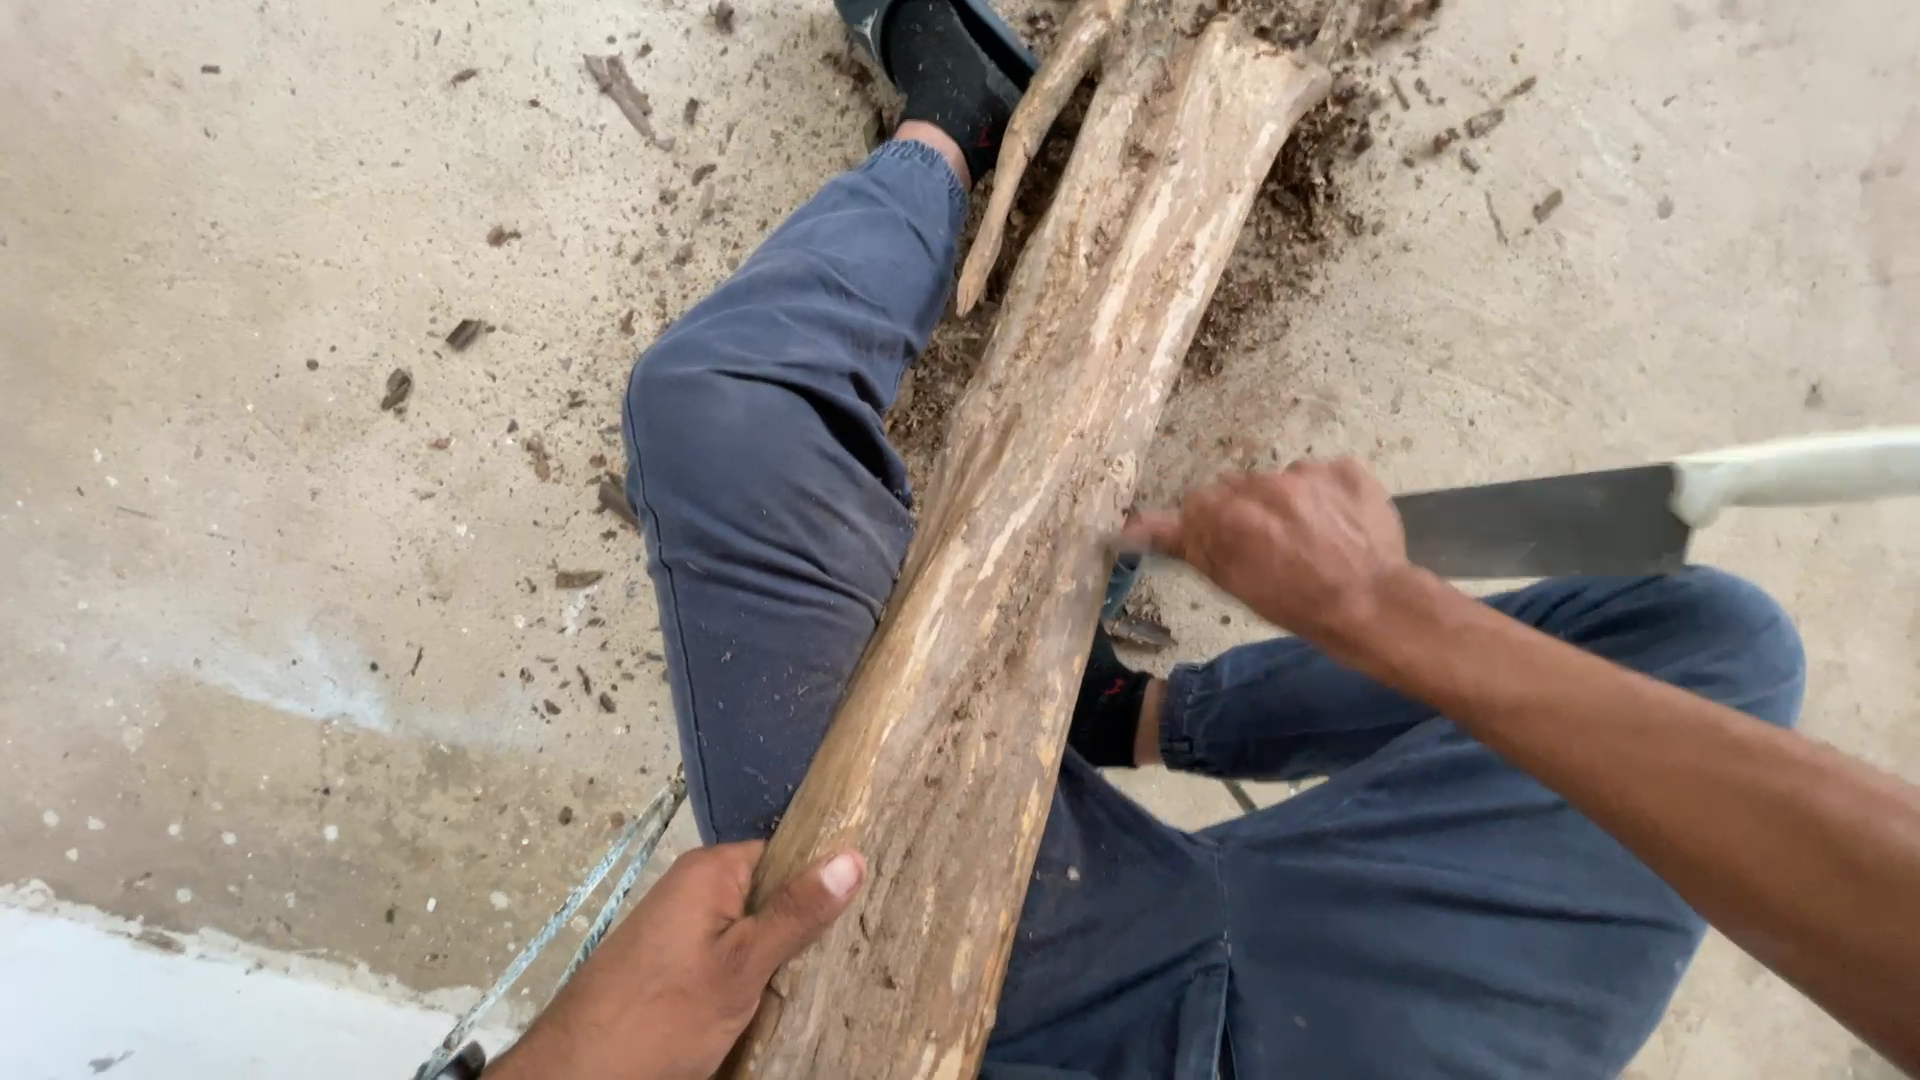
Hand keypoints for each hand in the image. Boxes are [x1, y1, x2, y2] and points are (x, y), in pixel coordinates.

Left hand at [490, 842, 865, 1079]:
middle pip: (769, 892)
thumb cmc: (662, 1017)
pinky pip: (725, 955)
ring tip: (812, 984)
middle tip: (841, 957)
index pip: (786, 854)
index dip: (819, 881)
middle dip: (799, 926)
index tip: (857, 913)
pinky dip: (748, 978)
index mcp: (712, 869)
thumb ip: (797, 913)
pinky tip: (769, 1004)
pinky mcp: (670, 964)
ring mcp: (679, 927)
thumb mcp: (742, 967)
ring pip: (749, 930)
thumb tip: (854, 855)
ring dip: (774, 958)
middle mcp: (694, 887)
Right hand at [1123, 458, 1414, 658]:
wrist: (1373, 605)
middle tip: (1272, 546)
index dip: (1213, 527)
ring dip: (1286, 502)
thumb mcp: (1228, 580)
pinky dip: (1324, 495)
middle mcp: (1261, 483)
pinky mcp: (1346, 467)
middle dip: (1247, 511)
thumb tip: (1127, 528)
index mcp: (1226, 513)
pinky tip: (1337, 524)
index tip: (1232, 548)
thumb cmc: (1294, 603)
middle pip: (1238, 488)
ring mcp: (1307, 472)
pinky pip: (1321, 475)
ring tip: (1311, 538)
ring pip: (1279, 480)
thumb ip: (1180, 543)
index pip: (1199, 503)